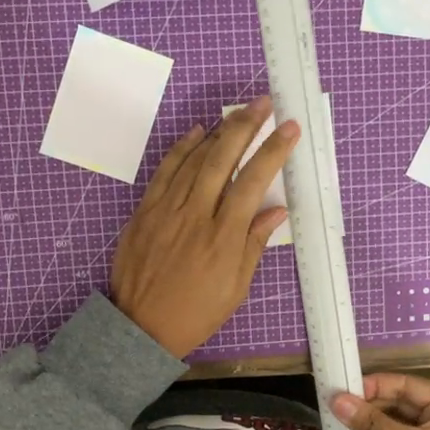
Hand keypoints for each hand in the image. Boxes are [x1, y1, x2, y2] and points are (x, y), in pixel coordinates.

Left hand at [110, 98, 297, 357]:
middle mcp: (196, 215)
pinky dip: (182, 149)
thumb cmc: (196, 313)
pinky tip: (197, 133)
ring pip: (194, 159)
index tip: (289, 129)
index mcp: (224, 237)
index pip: (253, 182)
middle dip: (246, 126)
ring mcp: (167, 210)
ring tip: (238, 112)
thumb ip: (253, 245)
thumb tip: (275, 210)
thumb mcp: (235, 288)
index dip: (273, 151)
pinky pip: (165, 171)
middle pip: (222, 159)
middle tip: (263, 103)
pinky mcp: (145, 211)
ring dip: (218, 131)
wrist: (140, 326)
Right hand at [332, 374, 429, 429]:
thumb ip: (371, 423)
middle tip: (334, 406)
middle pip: (401, 400)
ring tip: (338, 420)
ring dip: (371, 421)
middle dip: (369, 404)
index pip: (407, 384)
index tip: (341, 389)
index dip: (374, 385)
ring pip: (397, 420)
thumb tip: (336, 399)